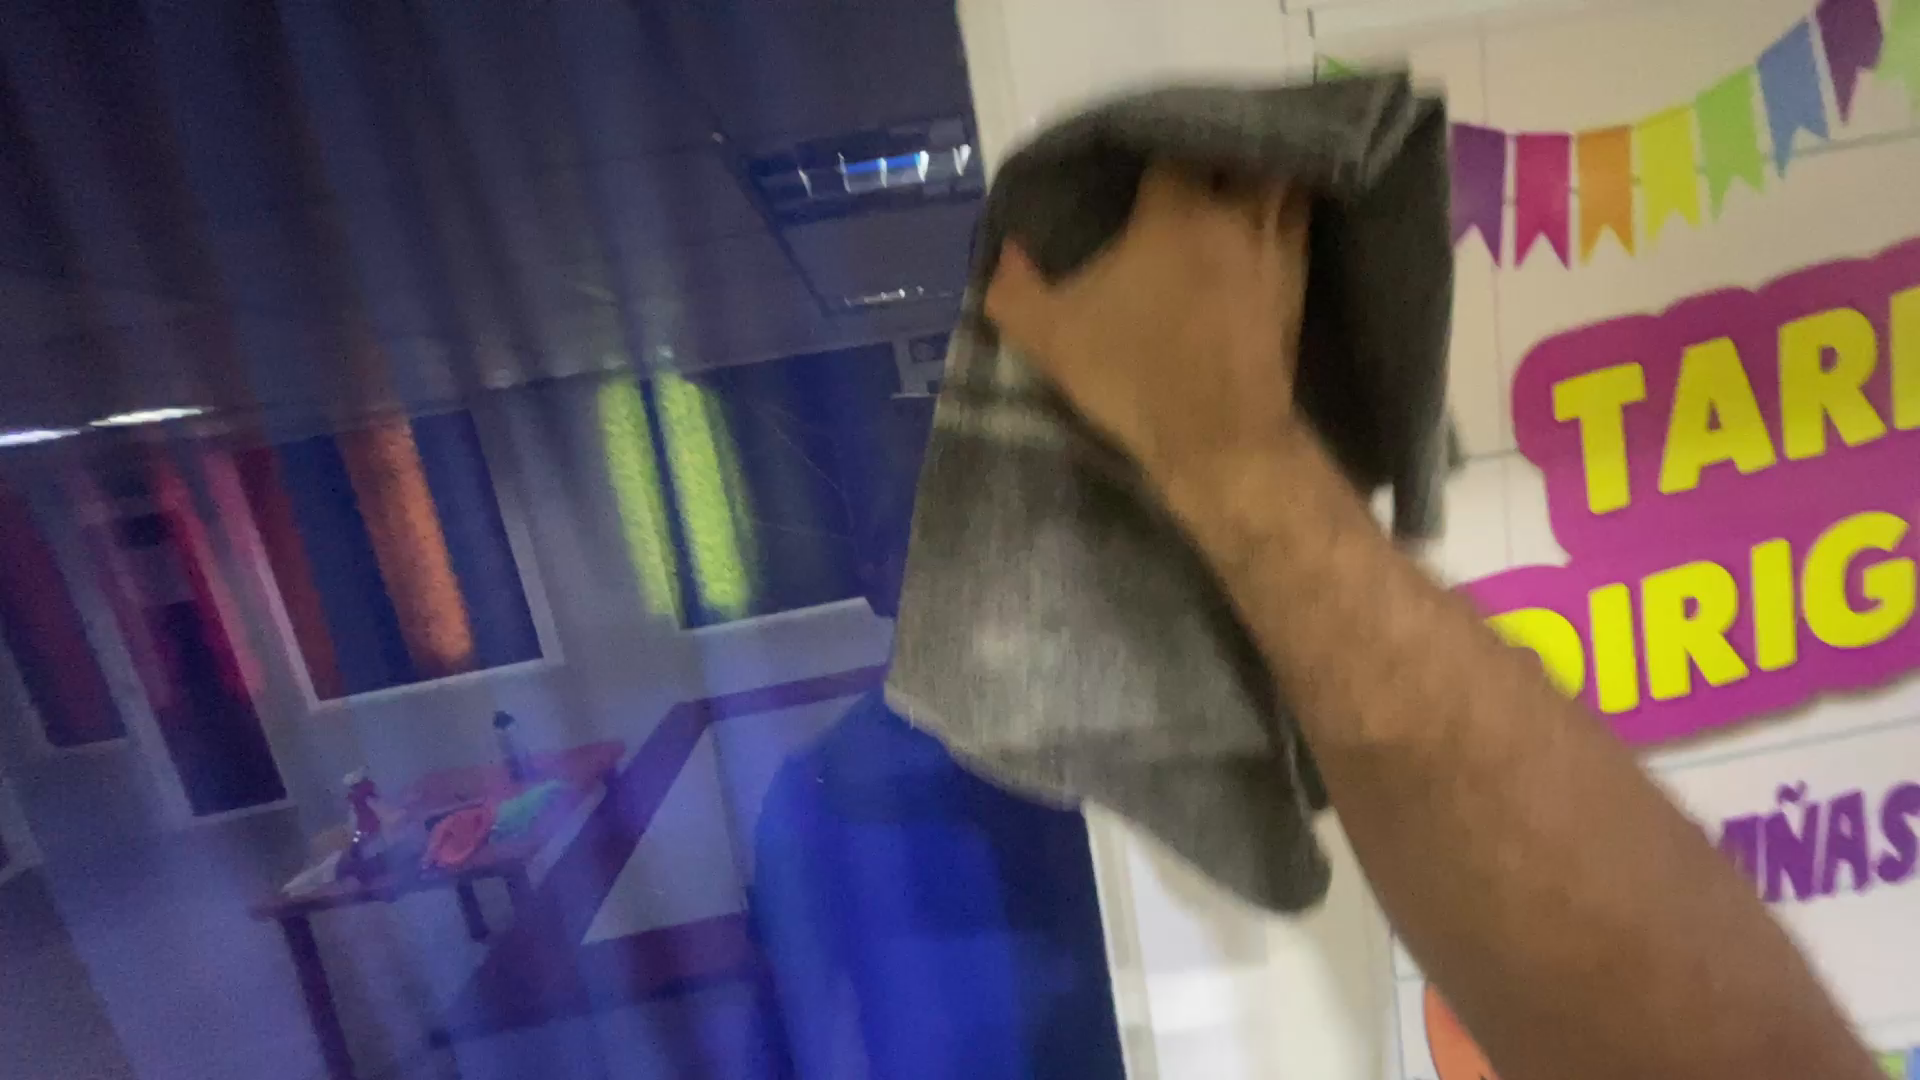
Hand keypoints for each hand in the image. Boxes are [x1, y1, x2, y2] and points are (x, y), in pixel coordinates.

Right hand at [983, 166, 1311, 486]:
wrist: (1215, 437)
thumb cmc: (1131, 377)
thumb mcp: (1049, 338)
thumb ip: (1014, 290)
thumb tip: (1006, 250)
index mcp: (1174, 212)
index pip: (1170, 148)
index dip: (1149, 151)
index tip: (1132, 170)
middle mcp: (1234, 214)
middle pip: (1239, 150)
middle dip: (1214, 155)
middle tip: (1185, 173)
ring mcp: (1276, 247)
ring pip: (1279, 182)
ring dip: (1257, 179)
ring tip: (1227, 193)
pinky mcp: (1298, 285)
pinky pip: (1295, 227)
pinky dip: (1278, 219)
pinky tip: (1256, 236)